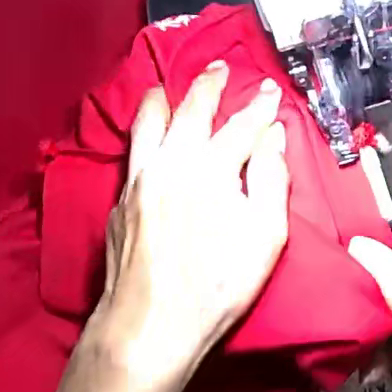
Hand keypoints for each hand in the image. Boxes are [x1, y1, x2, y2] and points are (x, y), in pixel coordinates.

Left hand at [88, 64, 289, 391]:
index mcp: (211, 169)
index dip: (259, 107)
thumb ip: (271, 179)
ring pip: (148, 126)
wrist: (152, 324)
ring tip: (166, 87)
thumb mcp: (266, 234)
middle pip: (191, 112)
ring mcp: (139, 181)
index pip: (241, 126)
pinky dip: (143, 133)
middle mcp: (170, 164)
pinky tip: (146, 138)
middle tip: (218, 68)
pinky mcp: (119, 203)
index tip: (270, 91)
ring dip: (163, 100)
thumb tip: (272, 138)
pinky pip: (133, 152)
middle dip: (208, 87)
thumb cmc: (220, 283)